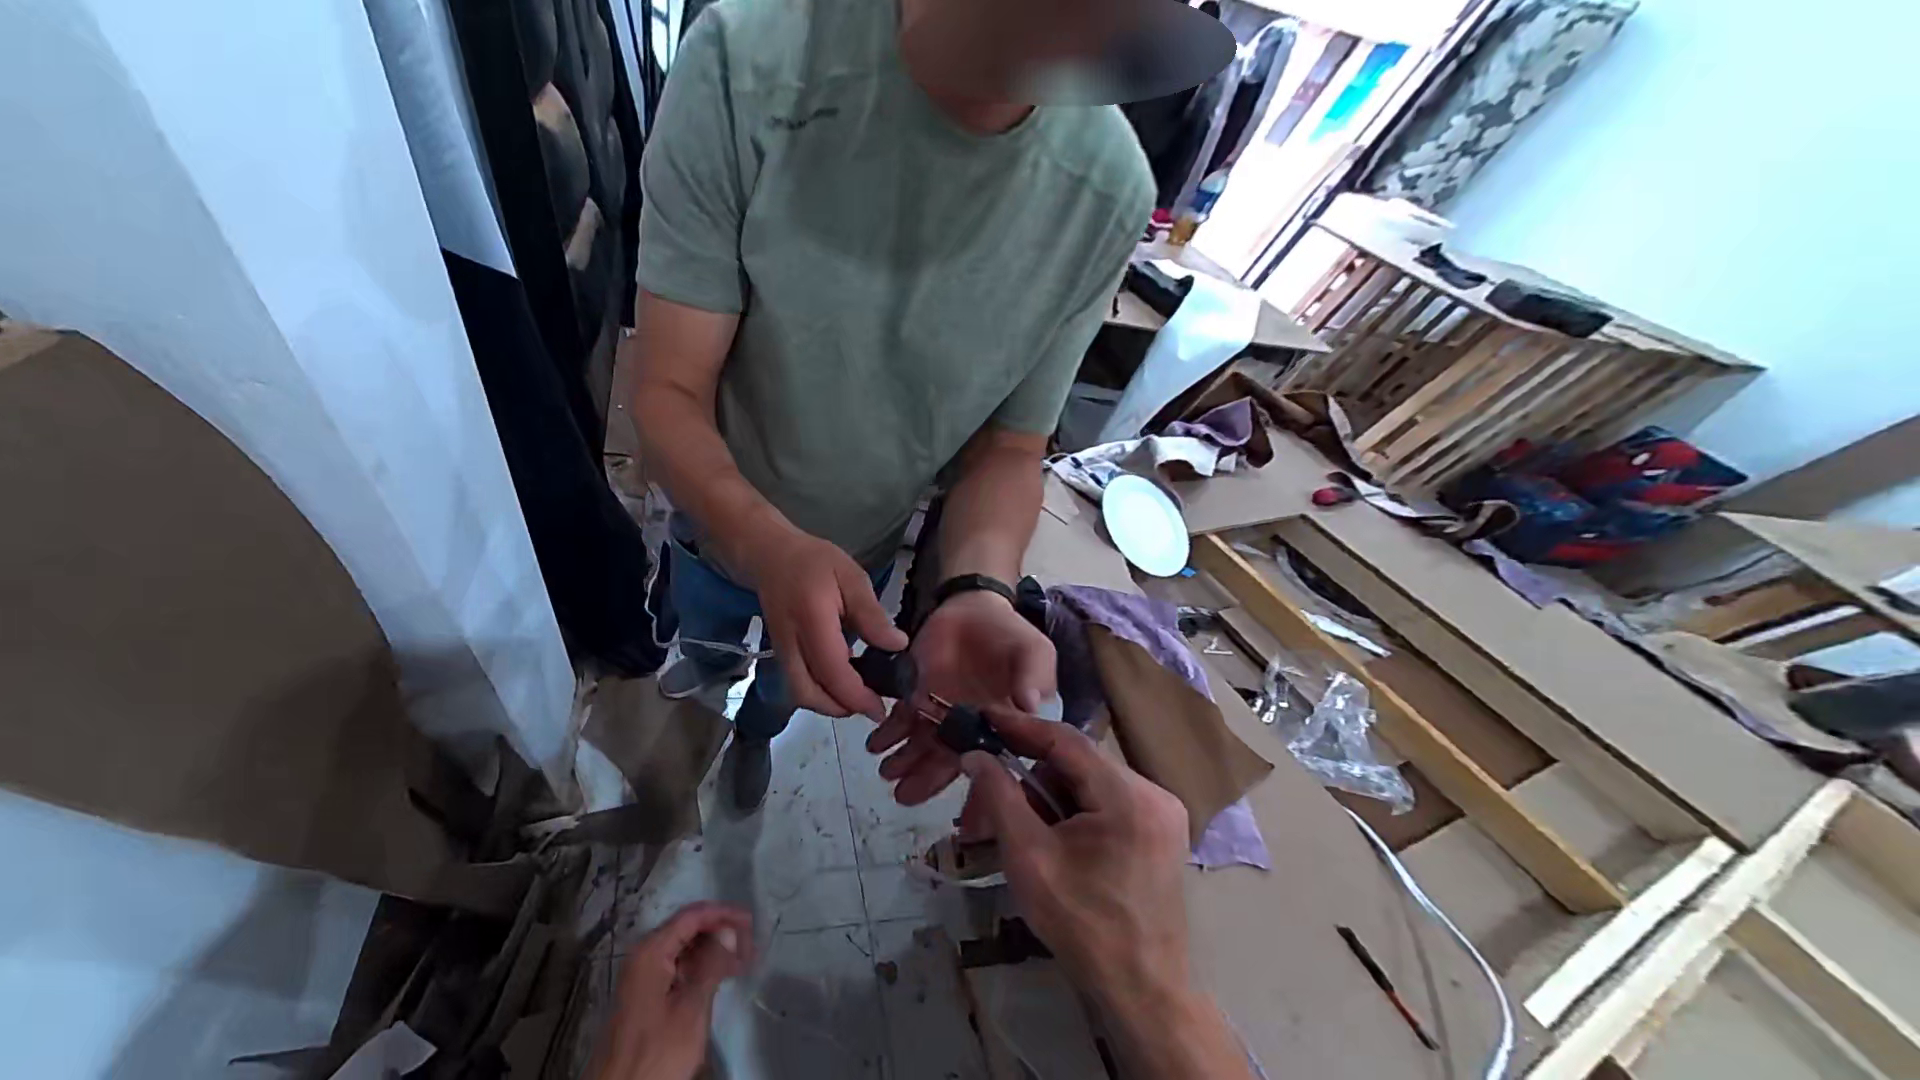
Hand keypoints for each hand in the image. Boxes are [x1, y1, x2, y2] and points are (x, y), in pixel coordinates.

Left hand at [590, 903, 753, 1079]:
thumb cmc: (655, 1055)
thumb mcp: (691, 1009)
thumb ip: (712, 964)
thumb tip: (729, 931)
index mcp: (650, 952)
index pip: (692, 916)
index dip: (724, 914)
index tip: (752, 922)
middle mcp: (643, 957)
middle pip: (687, 928)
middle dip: (721, 931)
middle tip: (751, 945)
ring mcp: (642, 977)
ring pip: (684, 948)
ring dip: (714, 950)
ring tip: (744, 961)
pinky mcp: (645, 996)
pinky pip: (678, 967)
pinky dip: (701, 967)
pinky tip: (722, 977)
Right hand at [735, 522, 907, 718]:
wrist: (770, 557)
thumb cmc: (814, 562)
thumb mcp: (851, 577)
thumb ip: (872, 614)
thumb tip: (897, 645)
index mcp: (812, 621)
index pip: (832, 671)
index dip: (857, 696)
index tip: (881, 708)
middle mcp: (791, 643)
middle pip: (809, 694)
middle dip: (842, 709)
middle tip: (873, 706)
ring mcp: (781, 652)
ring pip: (801, 694)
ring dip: (830, 704)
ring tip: (861, 697)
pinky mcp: (780, 655)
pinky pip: (798, 684)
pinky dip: (821, 693)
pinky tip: (844, 683)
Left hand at [867, 589, 1056, 804]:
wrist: (973, 607)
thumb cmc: (1009, 634)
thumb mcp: (1033, 649)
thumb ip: (1035, 674)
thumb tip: (1032, 704)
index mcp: (1000, 726)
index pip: (992, 766)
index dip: (982, 794)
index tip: (965, 822)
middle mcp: (968, 728)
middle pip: (947, 761)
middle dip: (925, 780)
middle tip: (903, 795)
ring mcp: (940, 713)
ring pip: (920, 745)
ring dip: (903, 761)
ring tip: (886, 771)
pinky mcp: (916, 695)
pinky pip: (900, 720)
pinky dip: (886, 733)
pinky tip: (875, 743)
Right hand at [956, 706, 1188, 1002]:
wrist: (1142, 991)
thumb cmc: (1082, 926)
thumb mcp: (1029, 858)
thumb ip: (1000, 797)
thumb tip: (976, 755)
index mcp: (1127, 796)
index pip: (1066, 740)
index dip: (1021, 725)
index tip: (984, 716)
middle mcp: (1153, 791)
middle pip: (1077, 762)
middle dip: (1031, 775)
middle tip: (990, 790)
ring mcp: (1162, 810)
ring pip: (1089, 781)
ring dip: (1050, 796)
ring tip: (1023, 832)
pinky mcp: (1160, 829)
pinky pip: (1106, 800)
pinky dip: (1073, 809)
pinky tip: (1053, 838)